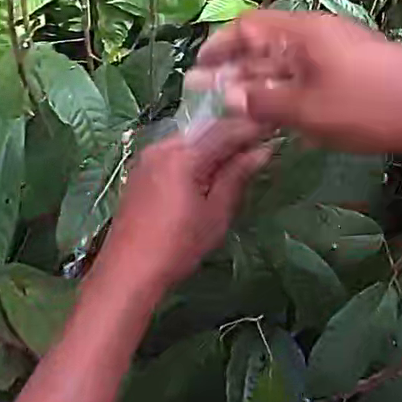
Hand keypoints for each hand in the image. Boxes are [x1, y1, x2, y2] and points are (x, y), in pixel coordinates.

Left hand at [98, 119, 271, 289]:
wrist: (126, 274)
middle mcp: (163, 147)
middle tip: (261, 139)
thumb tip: (262, 151)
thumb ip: (237, 176)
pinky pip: (176, 150)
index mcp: (183, 155)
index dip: (252, 129)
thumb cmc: (178, 246)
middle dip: (234, 132)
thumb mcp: (215, 213)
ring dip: (216, 142)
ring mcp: (148, 157)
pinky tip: (212, 166)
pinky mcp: (141, 170)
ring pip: (191, 138)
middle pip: (206, 130)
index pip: (225, 131)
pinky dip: (197, 152)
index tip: (274, 127)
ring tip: (241, 153)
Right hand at [188, 10, 401, 155]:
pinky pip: (312, 72)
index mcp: (304, 31)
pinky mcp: (358, 66)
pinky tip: (284, 114)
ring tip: (241, 108)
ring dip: (264, 81)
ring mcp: (342, 47)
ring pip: (291, 61)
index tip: (199, 69)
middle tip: (211, 93)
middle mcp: (320, 31)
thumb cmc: (369, 106)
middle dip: (237, 68)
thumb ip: (264, 103)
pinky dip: (291, 89)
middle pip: (268, 43)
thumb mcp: (308, 110)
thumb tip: (230, 97)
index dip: (220, 47)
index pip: (248, 26)